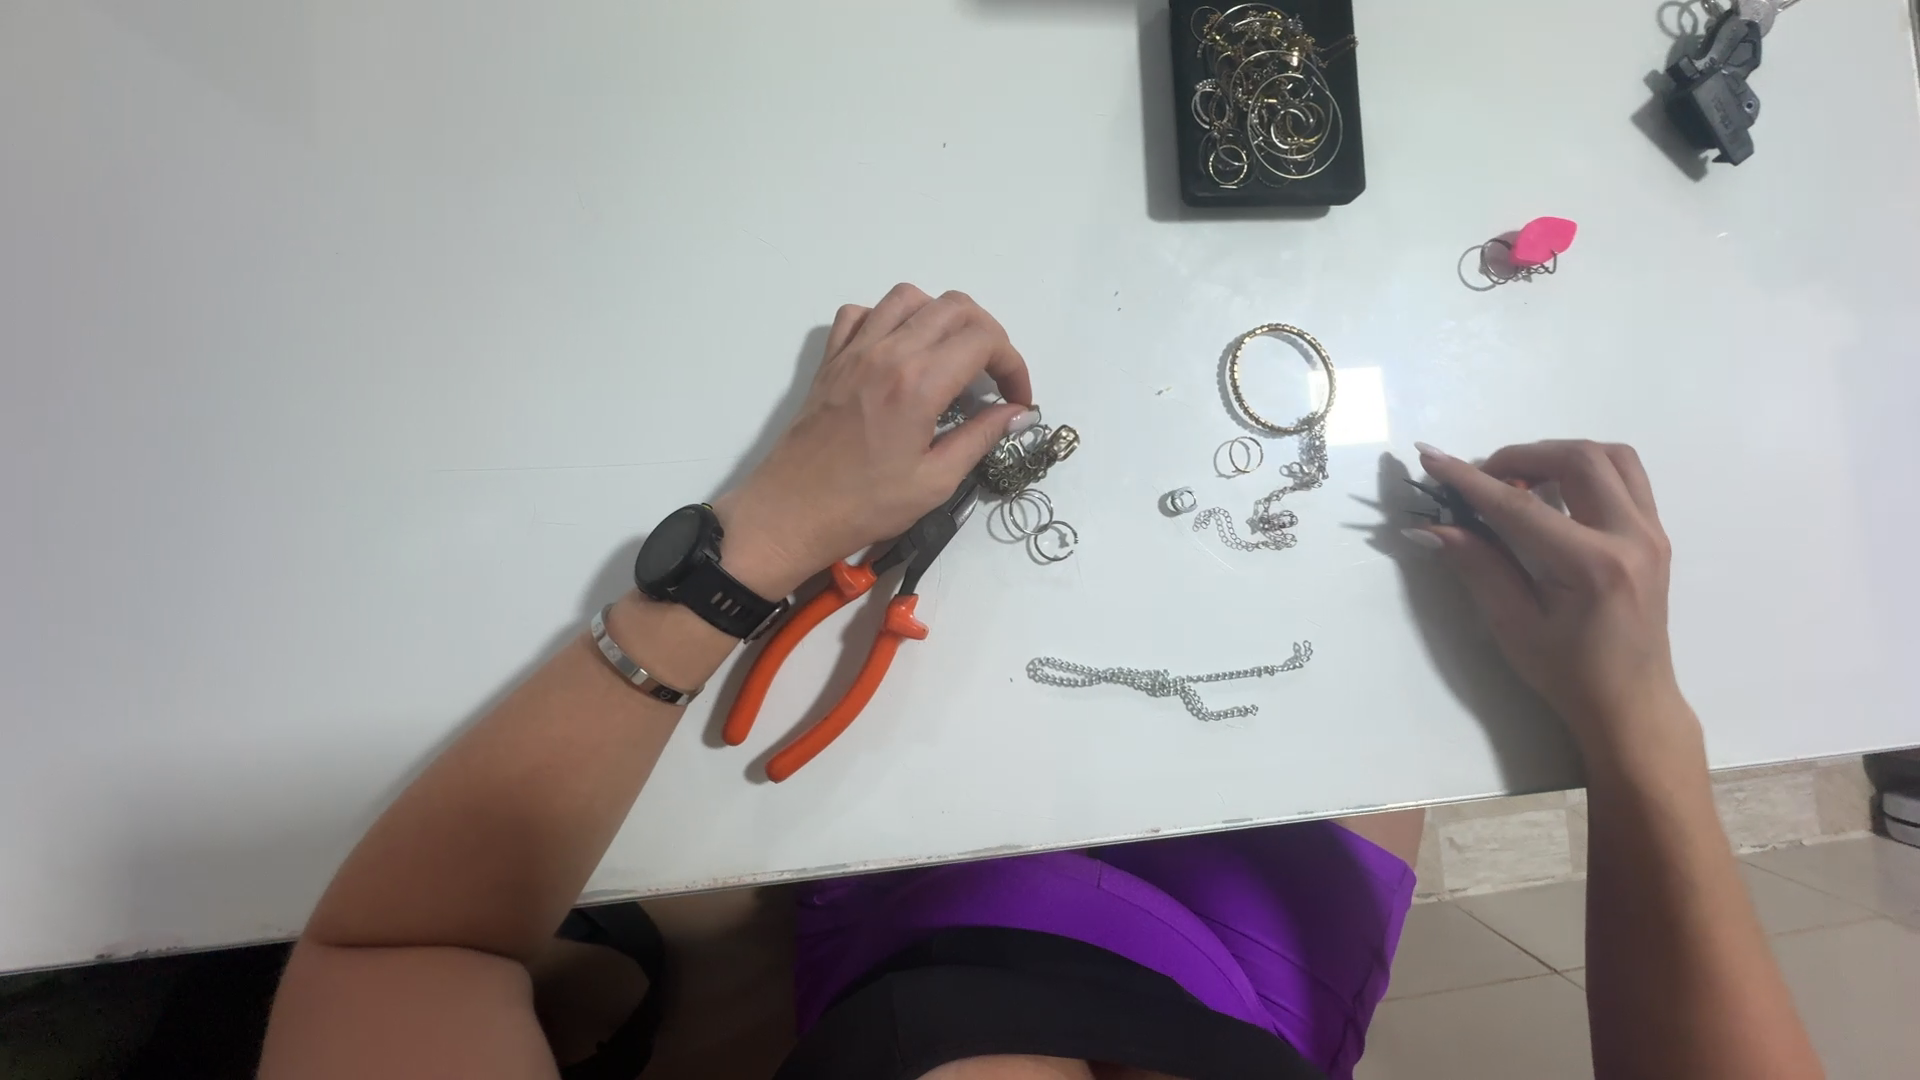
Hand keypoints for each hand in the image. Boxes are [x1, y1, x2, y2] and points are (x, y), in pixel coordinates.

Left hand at [712, 284, 1035, 596]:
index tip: (1017, 400)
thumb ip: (980, 437)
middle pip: (954, 306)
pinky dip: (890, 320)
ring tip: (951, 358)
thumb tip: (1016, 413)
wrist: (792, 512)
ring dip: (942, 318)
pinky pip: (862, 314)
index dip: (1013, 365)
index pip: (984, 340)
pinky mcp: (831, 360)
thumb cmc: (866, 505)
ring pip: (909, 297)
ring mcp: (854, 351)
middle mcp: (887, 352)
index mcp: (918, 383)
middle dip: (988, 335)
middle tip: (993, 377)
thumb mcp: (935, 482)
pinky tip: (899, 352)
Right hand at [1408, 440, 1685, 754]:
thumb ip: (1476, 564)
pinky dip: (1582, 469)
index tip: (1430, 457)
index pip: (1518, 505)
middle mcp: (1631, 537)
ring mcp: (1651, 532)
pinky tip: (1549, 493)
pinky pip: (1624, 476)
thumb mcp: (1510, 622)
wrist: (1629, 699)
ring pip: (1609, 457)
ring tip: (1515, 481)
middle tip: (1479, 480)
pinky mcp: (1653, 533)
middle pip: (1578, 459)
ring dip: (1555, 456)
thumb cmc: (1565, 669)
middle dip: (1518, 456)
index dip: (1467, 479)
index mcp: (1591, 565)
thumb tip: (1430, 527)